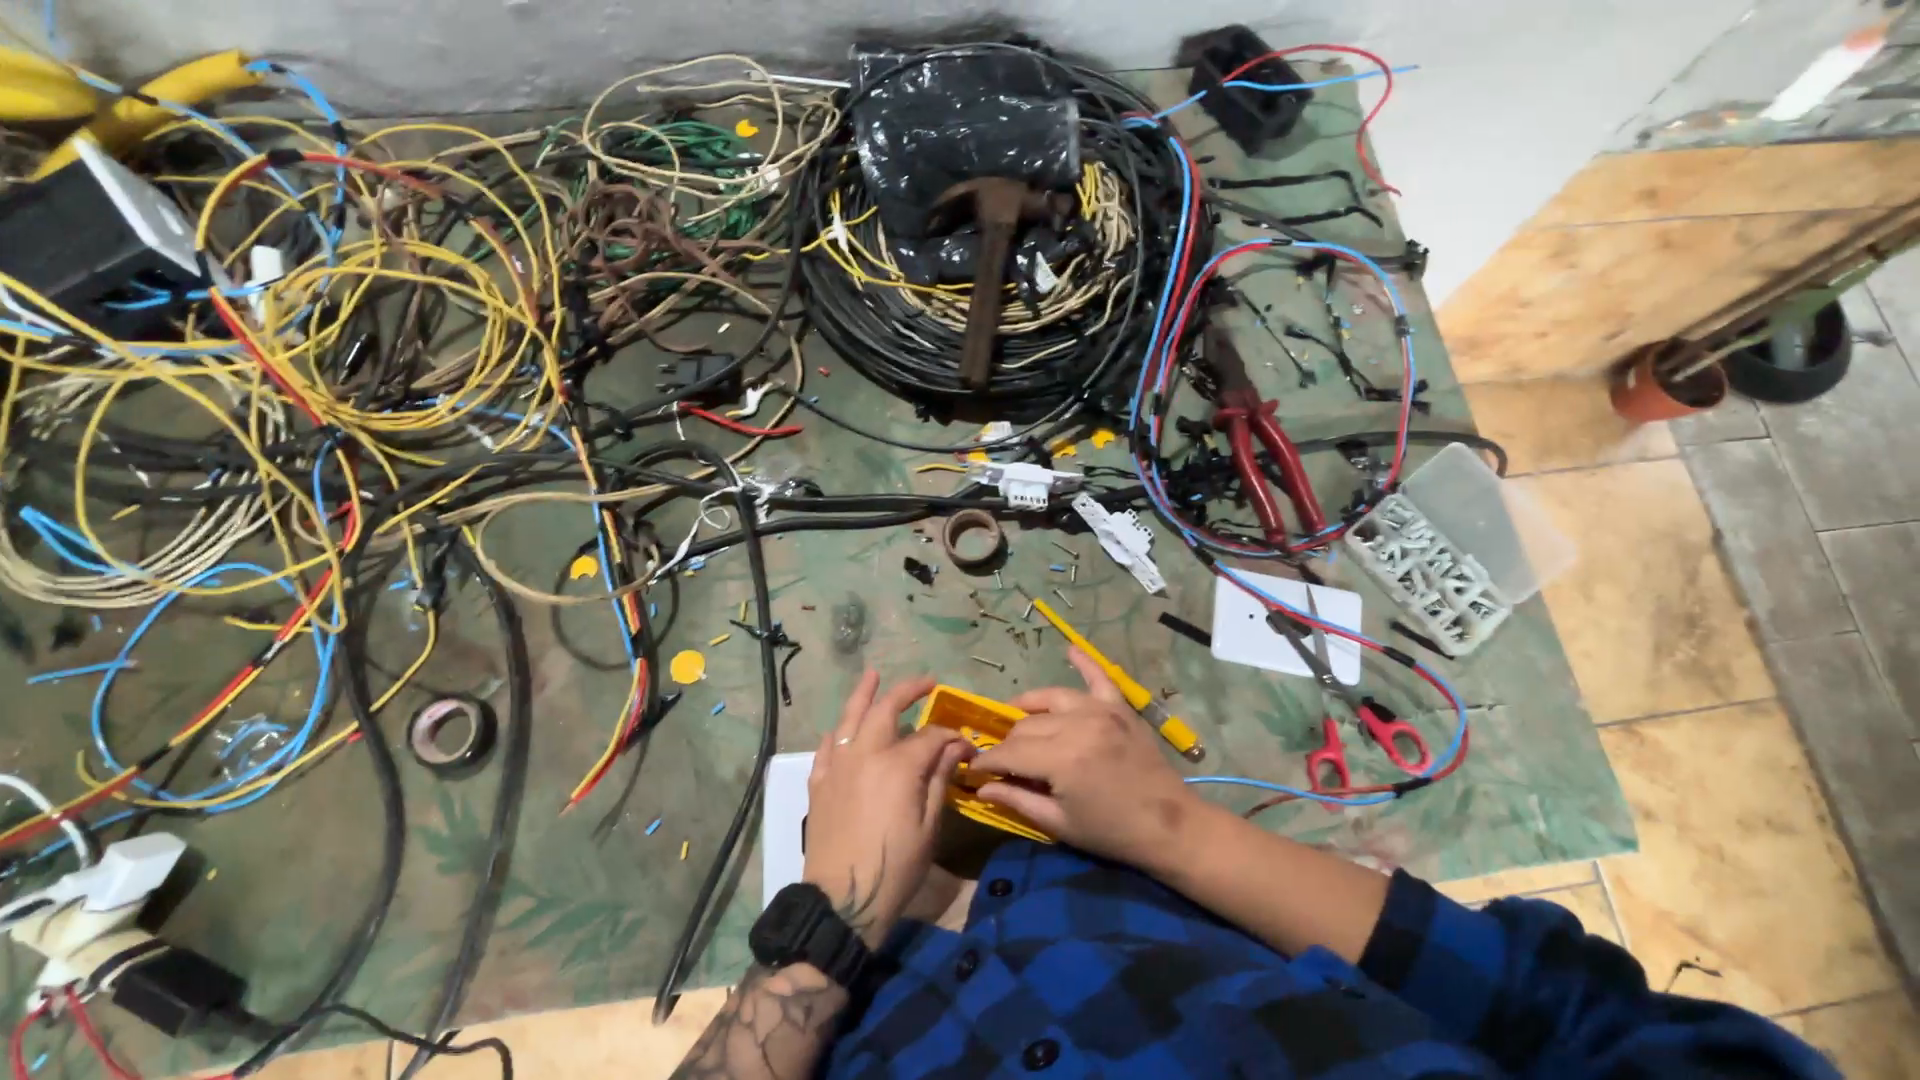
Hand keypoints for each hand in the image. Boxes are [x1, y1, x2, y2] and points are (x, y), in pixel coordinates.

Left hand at [804, 671, 971, 946]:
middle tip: (925, 682)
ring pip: (849, 719)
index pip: (931, 736)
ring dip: (863, 694)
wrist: (843, 899)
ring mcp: (837, 767)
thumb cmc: (896, 866)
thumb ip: (939, 779)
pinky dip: (836, 733)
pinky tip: (840, 728)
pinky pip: (826, 748)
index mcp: (898, 765)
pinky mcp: (819, 784)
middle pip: (886, 711)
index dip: (953, 738)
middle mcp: (865, 754)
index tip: (968, 748)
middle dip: (907, 691)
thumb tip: (955, 746)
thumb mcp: (929, 826)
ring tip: (872, 675)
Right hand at [970, 649, 1204, 868]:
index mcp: (1060, 758)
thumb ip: (1017, 800)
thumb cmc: (1111, 832)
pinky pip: (1099, 678)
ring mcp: (1101, 712)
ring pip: (1051, 700)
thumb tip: (981, 787)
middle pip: (1026, 725)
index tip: (973, 769)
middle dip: (1008, 743)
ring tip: (1016, 719)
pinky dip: (1084, 663)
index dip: (987, 761)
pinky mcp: (1120, 709)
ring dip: (1029, 708)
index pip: (1009, 751)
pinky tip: (1069, 649)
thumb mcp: (1059, 824)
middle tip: (1002, 760)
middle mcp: (1077, 725)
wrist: (1169, 826)